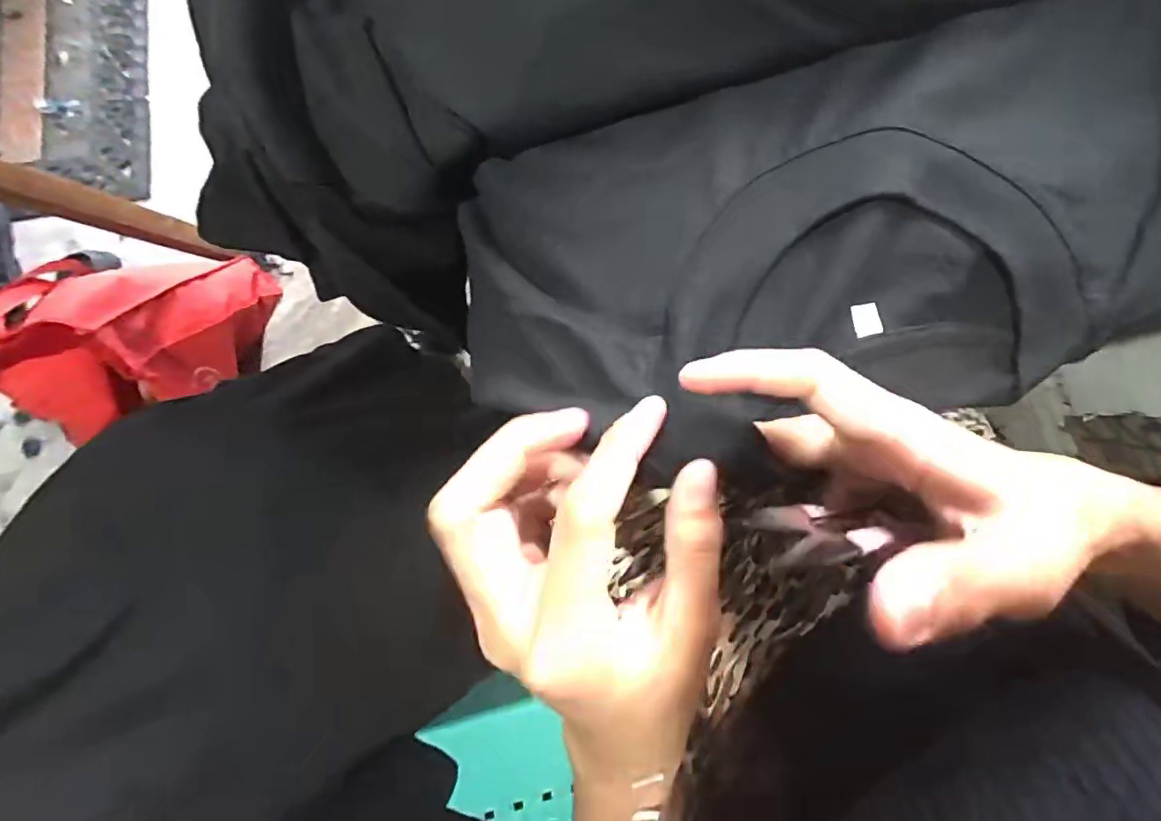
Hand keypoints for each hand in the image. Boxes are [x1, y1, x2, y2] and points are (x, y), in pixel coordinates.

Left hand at [427, 398, 722, 796]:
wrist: (616, 747)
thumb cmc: (662, 691)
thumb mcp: (695, 623)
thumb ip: (696, 545)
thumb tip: (698, 467)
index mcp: (564, 633)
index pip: (577, 518)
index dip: (616, 454)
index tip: (650, 414)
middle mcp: (503, 621)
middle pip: (462, 515)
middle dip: (515, 448)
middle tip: (580, 421)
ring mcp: (487, 612)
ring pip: (463, 514)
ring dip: (517, 463)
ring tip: (584, 448)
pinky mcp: (490, 599)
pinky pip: (483, 523)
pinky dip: (520, 483)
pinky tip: (571, 478)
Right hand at [680, 349, 1148, 649]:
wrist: (1075, 523)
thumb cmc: (1048, 531)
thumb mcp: (1015, 567)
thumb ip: (955, 587)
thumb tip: (880, 620)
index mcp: (900, 435)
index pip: (818, 383)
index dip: (754, 371)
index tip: (693, 378)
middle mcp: (880, 443)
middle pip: (795, 430)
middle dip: (736, 445)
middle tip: (674, 484)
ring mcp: (881, 469)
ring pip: (805, 469)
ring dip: (764, 489)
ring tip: (712, 522)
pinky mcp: (885, 494)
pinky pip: (826, 501)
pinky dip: (799, 519)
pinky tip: (781, 549)